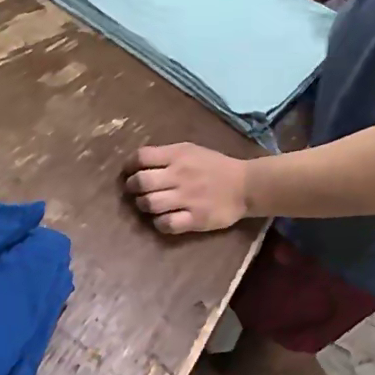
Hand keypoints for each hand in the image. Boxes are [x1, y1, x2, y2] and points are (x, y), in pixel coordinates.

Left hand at [125, 143, 251, 233]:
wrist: (245, 185)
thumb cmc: (215, 166)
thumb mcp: (191, 150)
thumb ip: (167, 155)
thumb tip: (138, 163)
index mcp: (178, 155)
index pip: (142, 157)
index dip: (129, 165)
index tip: (129, 172)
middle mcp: (180, 175)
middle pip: (141, 182)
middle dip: (132, 187)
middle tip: (135, 191)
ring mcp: (187, 198)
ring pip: (150, 204)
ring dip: (143, 205)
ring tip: (148, 205)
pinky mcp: (195, 219)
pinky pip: (166, 224)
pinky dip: (159, 223)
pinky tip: (163, 219)